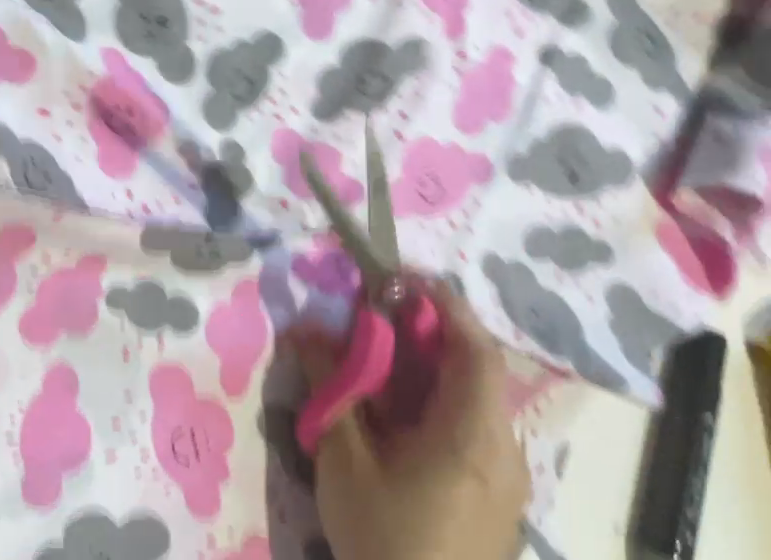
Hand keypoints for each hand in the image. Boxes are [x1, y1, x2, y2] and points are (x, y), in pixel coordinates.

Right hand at [294, 284, 530, 559]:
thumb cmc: (385, 533)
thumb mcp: (344, 457)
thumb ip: (331, 386)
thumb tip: (306, 330)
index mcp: (473, 435)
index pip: (474, 350)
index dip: (442, 304)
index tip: (396, 276)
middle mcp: (502, 448)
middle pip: (470, 370)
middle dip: (417, 333)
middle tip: (362, 316)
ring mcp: (501, 474)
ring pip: (464, 399)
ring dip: (417, 368)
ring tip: (362, 361)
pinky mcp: (489, 493)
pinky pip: (462, 426)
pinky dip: (423, 401)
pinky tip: (382, 413)